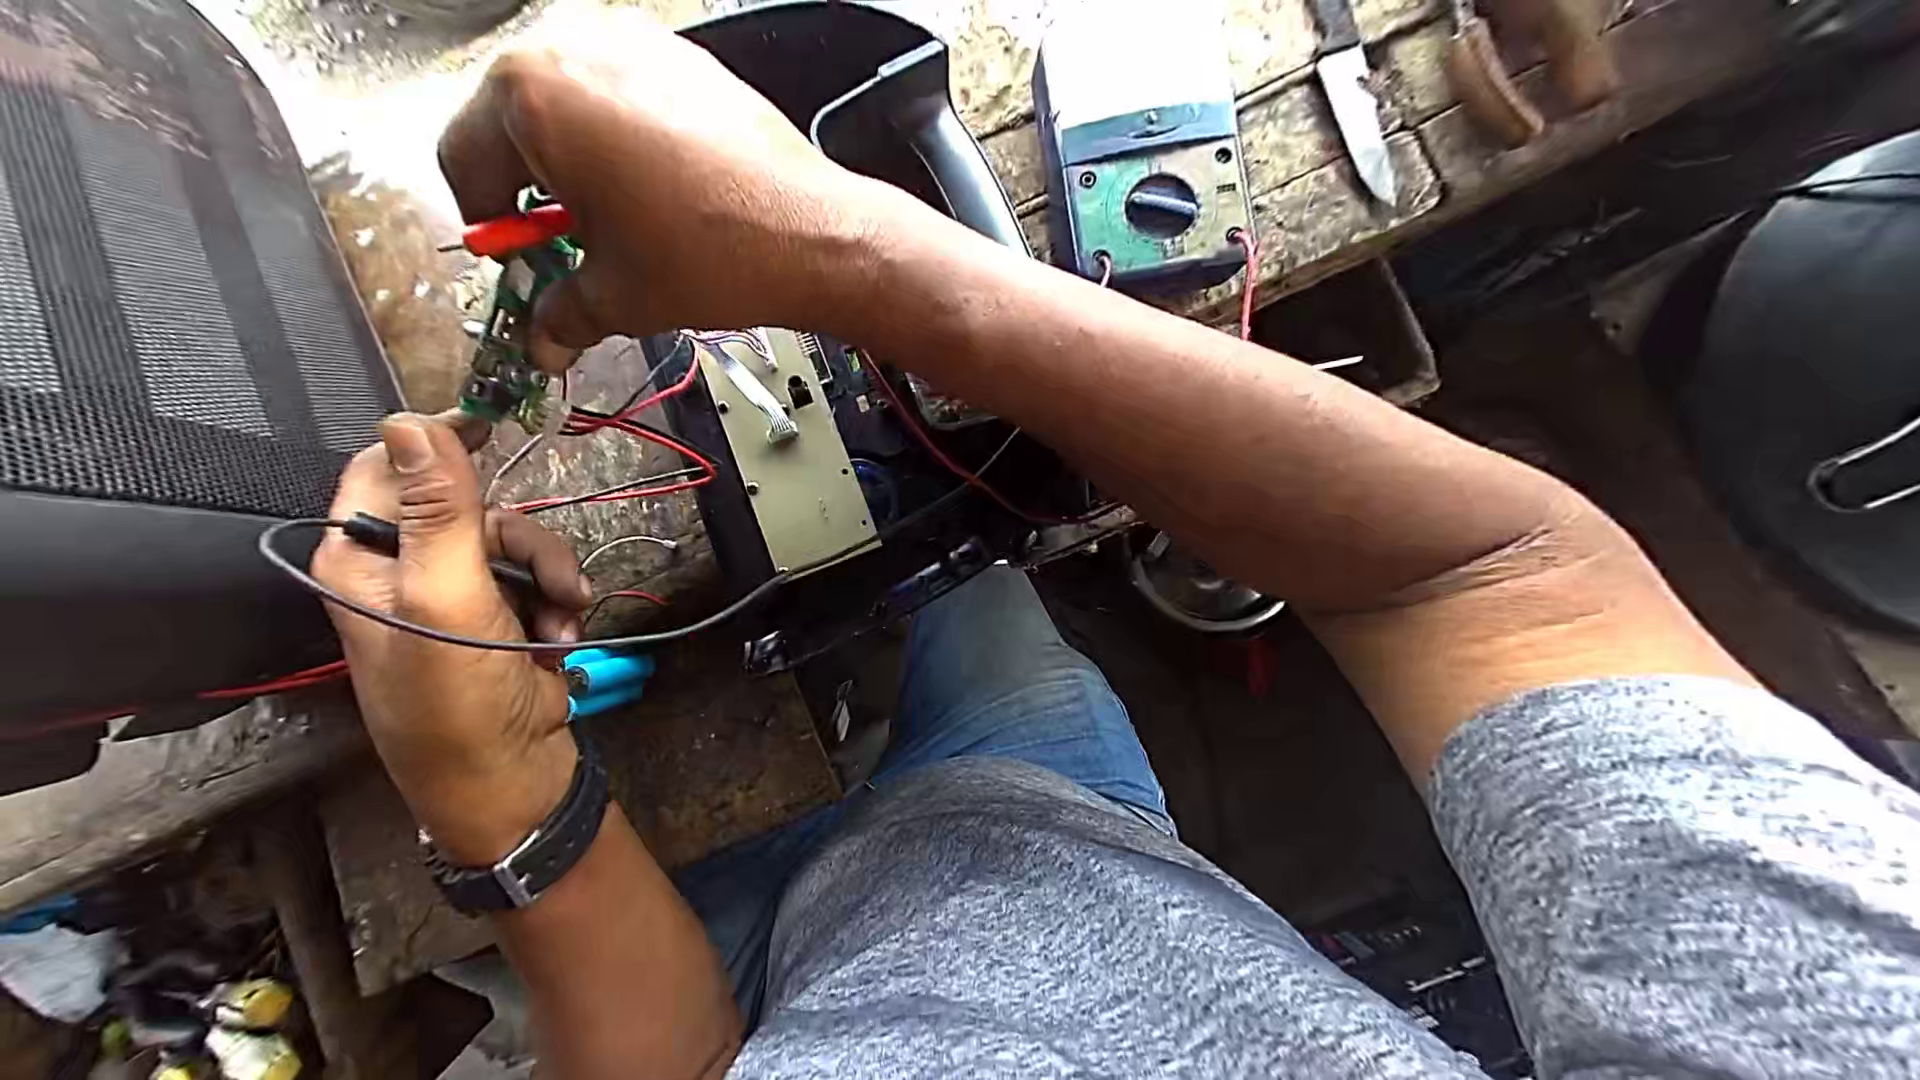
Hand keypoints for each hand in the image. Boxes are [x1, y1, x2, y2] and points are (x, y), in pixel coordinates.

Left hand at [312, 414, 596, 863]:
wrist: (508, 770)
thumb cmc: (458, 694)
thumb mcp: (447, 598)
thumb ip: (437, 510)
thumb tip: (411, 420)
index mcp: (366, 557)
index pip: (388, 469)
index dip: (438, 444)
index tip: (497, 427)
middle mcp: (410, 568)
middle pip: (478, 510)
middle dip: (527, 544)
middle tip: (550, 579)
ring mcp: (464, 593)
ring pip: (523, 545)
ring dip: (556, 578)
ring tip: (565, 619)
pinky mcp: (509, 613)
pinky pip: (545, 578)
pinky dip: (564, 602)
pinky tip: (564, 635)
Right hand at [436, 10, 891, 362]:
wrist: (816, 238)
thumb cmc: (719, 258)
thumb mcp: (623, 297)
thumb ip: (563, 314)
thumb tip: (542, 339)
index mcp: (528, 96)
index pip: (463, 163)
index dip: (491, 228)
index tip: (524, 264)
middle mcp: (572, 45)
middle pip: (514, 129)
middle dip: (538, 197)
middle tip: (578, 251)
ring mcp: (634, 43)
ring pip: (570, 112)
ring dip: (581, 170)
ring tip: (630, 226)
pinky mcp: (683, 60)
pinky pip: (625, 101)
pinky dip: (626, 146)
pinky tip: (665, 195)